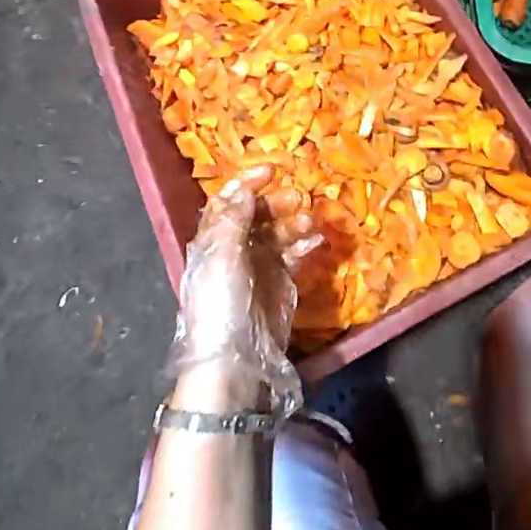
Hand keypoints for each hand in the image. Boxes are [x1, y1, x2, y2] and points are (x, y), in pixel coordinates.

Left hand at [172, 166, 319, 414]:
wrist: (236, 359)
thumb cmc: (222, 304)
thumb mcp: (221, 257)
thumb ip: (233, 220)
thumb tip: (244, 188)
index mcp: (213, 240)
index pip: (228, 203)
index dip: (247, 184)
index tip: (272, 170)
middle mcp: (235, 249)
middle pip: (257, 214)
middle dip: (277, 202)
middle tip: (298, 198)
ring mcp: (259, 265)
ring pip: (279, 232)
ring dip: (294, 222)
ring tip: (310, 221)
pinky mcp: (281, 282)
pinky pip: (295, 253)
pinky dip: (305, 243)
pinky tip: (317, 239)